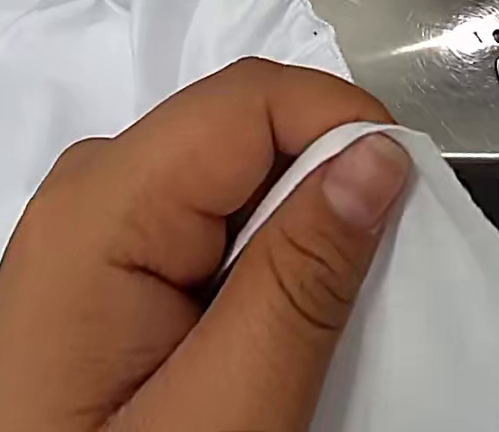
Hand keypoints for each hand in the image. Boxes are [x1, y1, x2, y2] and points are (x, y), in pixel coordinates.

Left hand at [0, 58, 409, 430]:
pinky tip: (275, 299)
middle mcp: (93, 181)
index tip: (405, 180)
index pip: (243, 98)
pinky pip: (207, 202)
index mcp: (100, 201)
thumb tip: (377, 155)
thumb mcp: (218, 419)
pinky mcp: (110, 244)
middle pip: (237, 122)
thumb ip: (298, 279)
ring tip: (328, 291)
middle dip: (321, 165)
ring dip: (296, 207)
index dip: (335, 117)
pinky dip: (262, 235)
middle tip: (379, 252)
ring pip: (230, 161)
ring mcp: (98, 211)